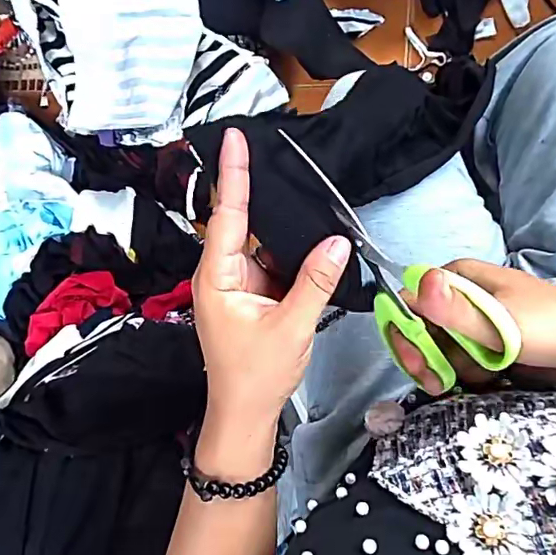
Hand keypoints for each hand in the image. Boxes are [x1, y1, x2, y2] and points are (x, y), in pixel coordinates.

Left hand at [192, 128, 350, 478]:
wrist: (245, 414)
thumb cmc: (254, 377)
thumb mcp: (291, 327)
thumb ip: (315, 282)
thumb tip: (337, 243)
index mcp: (218, 278)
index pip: (226, 215)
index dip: (233, 175)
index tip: (236, 140)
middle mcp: (223, 274)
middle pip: (244, 222)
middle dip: (262, 193)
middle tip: (281, 156)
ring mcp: (238, 284)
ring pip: (262, 243)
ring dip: (284, 229)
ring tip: (309, 201)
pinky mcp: (253, 295)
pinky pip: (273, 263)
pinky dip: (291, 254)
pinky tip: (312, 242)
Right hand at [394, 260, 555, 391]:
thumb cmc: (554, 327)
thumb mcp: (502, 322)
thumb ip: (456, 311)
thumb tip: (417, 283)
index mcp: (459, 278)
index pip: (410, 301)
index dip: (406, 332)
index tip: (418, 360)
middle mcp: (462, 297)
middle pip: (421, 330)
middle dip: (427, 358)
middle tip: (439, 380)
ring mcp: (474, 323)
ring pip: (440, 351)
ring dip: (451, 369)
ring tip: (481, 374)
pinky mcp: (486, 346)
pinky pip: (461, 363)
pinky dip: (467, 375)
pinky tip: (487, 378)